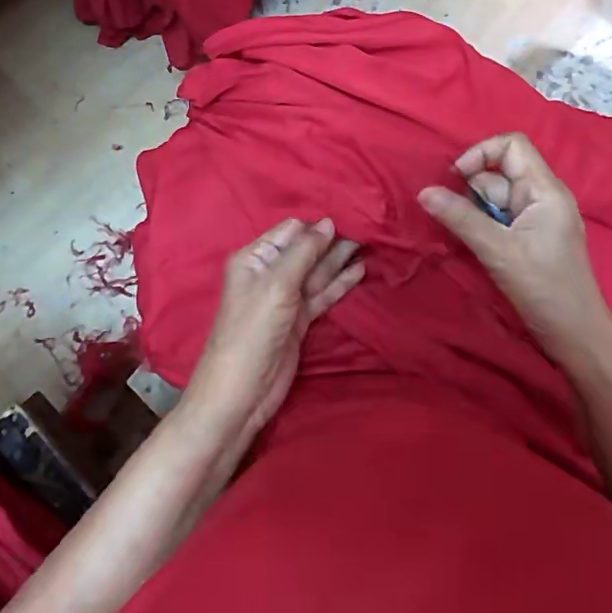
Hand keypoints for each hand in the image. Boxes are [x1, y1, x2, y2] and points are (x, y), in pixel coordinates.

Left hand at [185, 217, 364, 438]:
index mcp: (255, 257)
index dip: (319, 225)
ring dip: (340, 259)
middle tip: (368, 230)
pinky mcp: (299, 319)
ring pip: (317, 271)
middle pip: (307, 249)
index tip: (351, 218)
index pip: (292, 230)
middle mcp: (270, 272)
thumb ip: (305, 252)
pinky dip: (340, 283)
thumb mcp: (277, 285)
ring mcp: (286, 297)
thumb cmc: (252, 332)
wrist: (241, 394)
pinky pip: (323, 293)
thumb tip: (330, 223)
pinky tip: (360, 270)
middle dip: (334, 240)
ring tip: (369, 244)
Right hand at [418, 133, 611, 356]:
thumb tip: (424, 192)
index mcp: (545, 189)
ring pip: (497, 197)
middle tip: (452, 214)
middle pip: (500, 171)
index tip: (456, 179)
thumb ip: (460, 218)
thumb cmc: (544, 289)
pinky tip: (473, 242)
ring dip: (474, 209)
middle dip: (472, 187)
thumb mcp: (498, 251)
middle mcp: (543, 196)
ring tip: (462, 233)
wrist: (577, 337)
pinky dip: (483, 224)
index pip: (512, 145)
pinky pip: (501, 217)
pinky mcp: (532, 238)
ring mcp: (538, 218)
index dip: (481, 153)